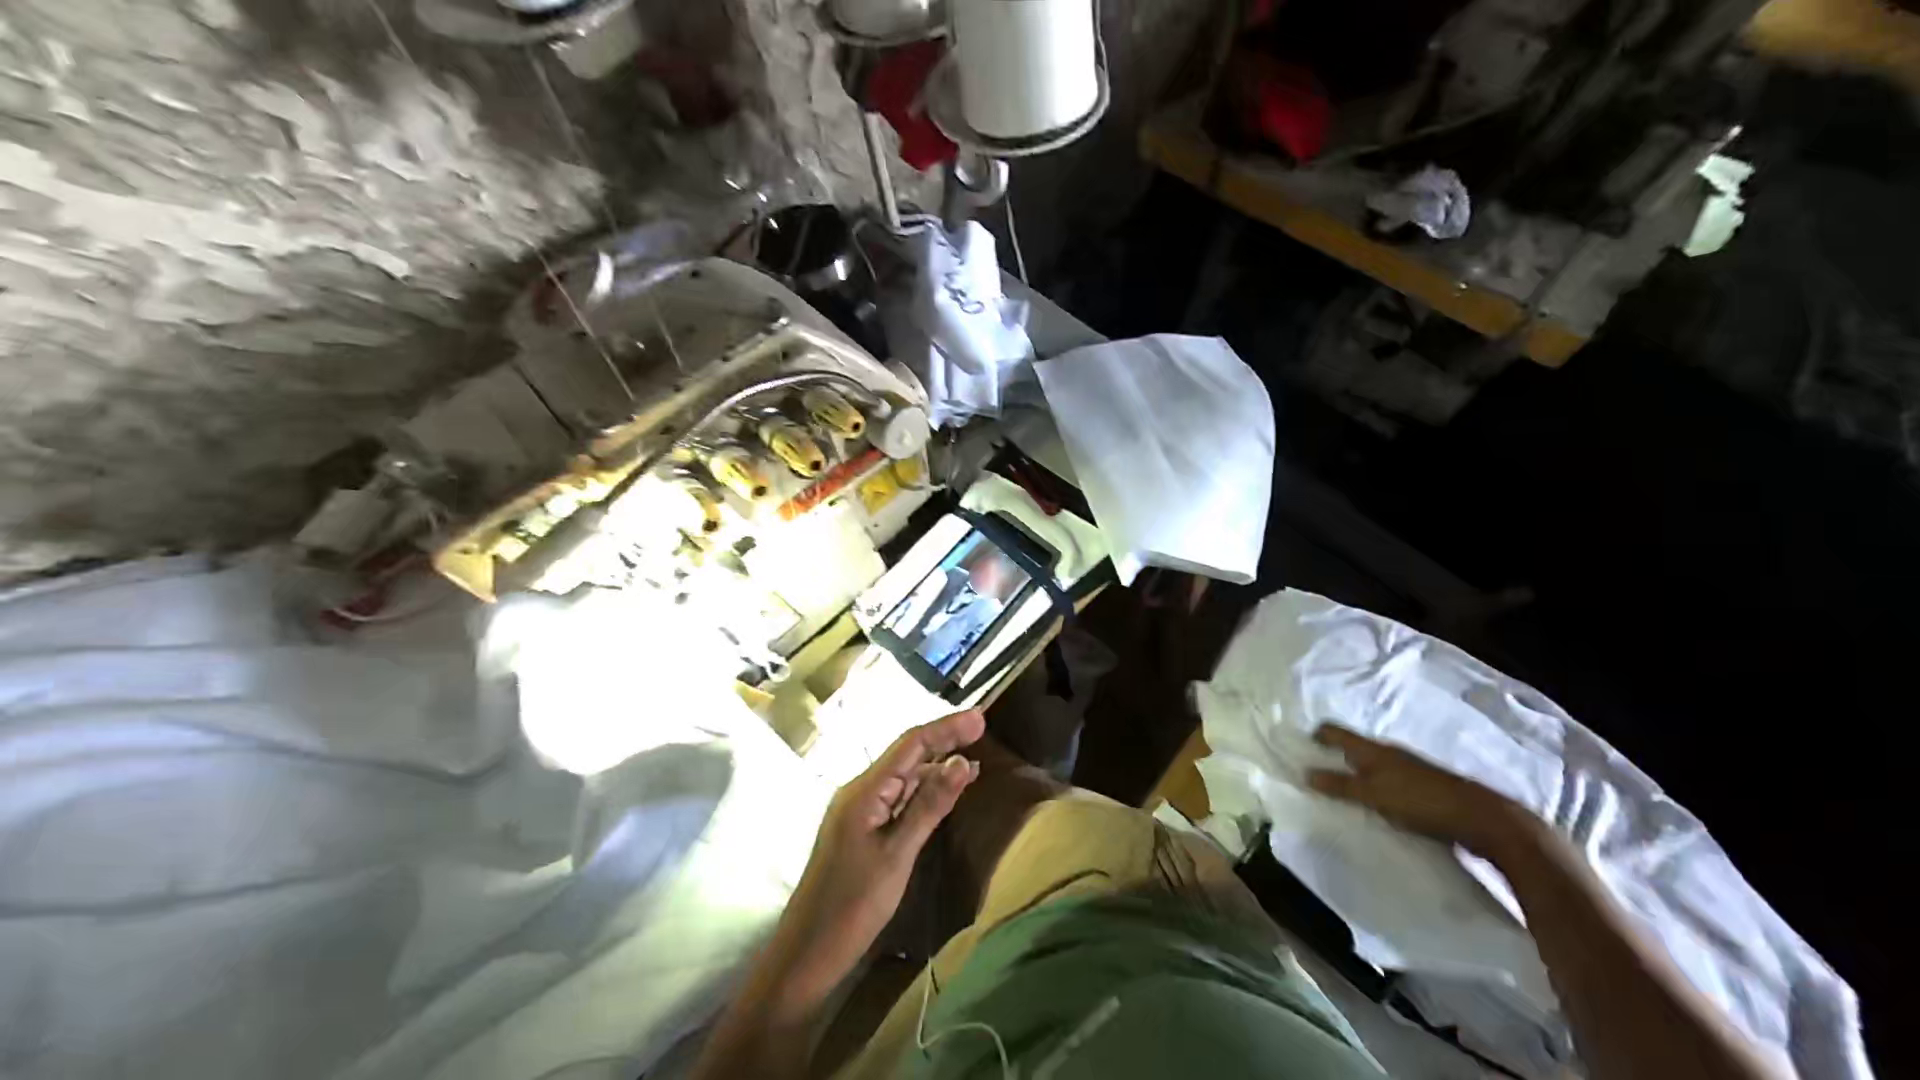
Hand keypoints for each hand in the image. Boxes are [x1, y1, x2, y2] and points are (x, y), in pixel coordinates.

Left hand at [773, 710, 985, 1002]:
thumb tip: (962, 761)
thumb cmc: (854, 905)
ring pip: (903, 776)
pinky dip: (924, 790)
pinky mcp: (862, 828)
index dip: (947, 728)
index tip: (981, 718)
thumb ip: (930, 805)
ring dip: (937, 765)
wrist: (808, 951)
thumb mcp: (899, 854)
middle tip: (982, 729)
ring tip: (974, 759)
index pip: (911, 745)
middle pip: (907, 755)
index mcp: (864, 790)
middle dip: (944, 740)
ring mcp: (859, 809)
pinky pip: (897, 797)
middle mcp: (860, 791)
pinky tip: (946, 793)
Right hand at [1306, 724, 1536, 859]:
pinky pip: (1387, 782)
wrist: (1486, 821)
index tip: (1298, 753)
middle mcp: (1388, 752)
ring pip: (1370, 766)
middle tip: (1313, 778)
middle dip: (1331, 758)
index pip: (1333, 730)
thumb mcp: (1374, 795)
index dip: (1314, 737)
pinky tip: (1373, 808)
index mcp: (1373, 748)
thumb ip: (1340, 785)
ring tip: (1340, 797)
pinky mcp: (1424, 788)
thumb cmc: (1422, 802)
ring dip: (1353, 776)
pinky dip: (1374, 790)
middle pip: (1351, 748)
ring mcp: (1408, 769)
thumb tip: (1306, 773)